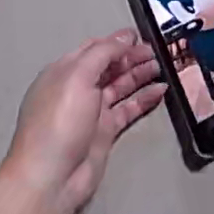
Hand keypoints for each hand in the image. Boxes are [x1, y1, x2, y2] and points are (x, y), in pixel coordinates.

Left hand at [4, 30, 165, 213]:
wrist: (52, 178)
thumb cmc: (57, 124)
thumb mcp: (77, 76)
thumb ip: (102, 53)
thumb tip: (123, 38)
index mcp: (64, 71)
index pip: (94, 48)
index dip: (116, 41)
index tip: (139, 35)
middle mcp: (77, 89)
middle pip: (109, 66)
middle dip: (131, 56)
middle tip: (156, 51)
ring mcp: (91, 111)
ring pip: (120, 86)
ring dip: (140, 75)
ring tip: (161, 66)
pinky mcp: (104, 132)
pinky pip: (128, 109)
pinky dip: (144, 99)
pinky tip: (160, 91)